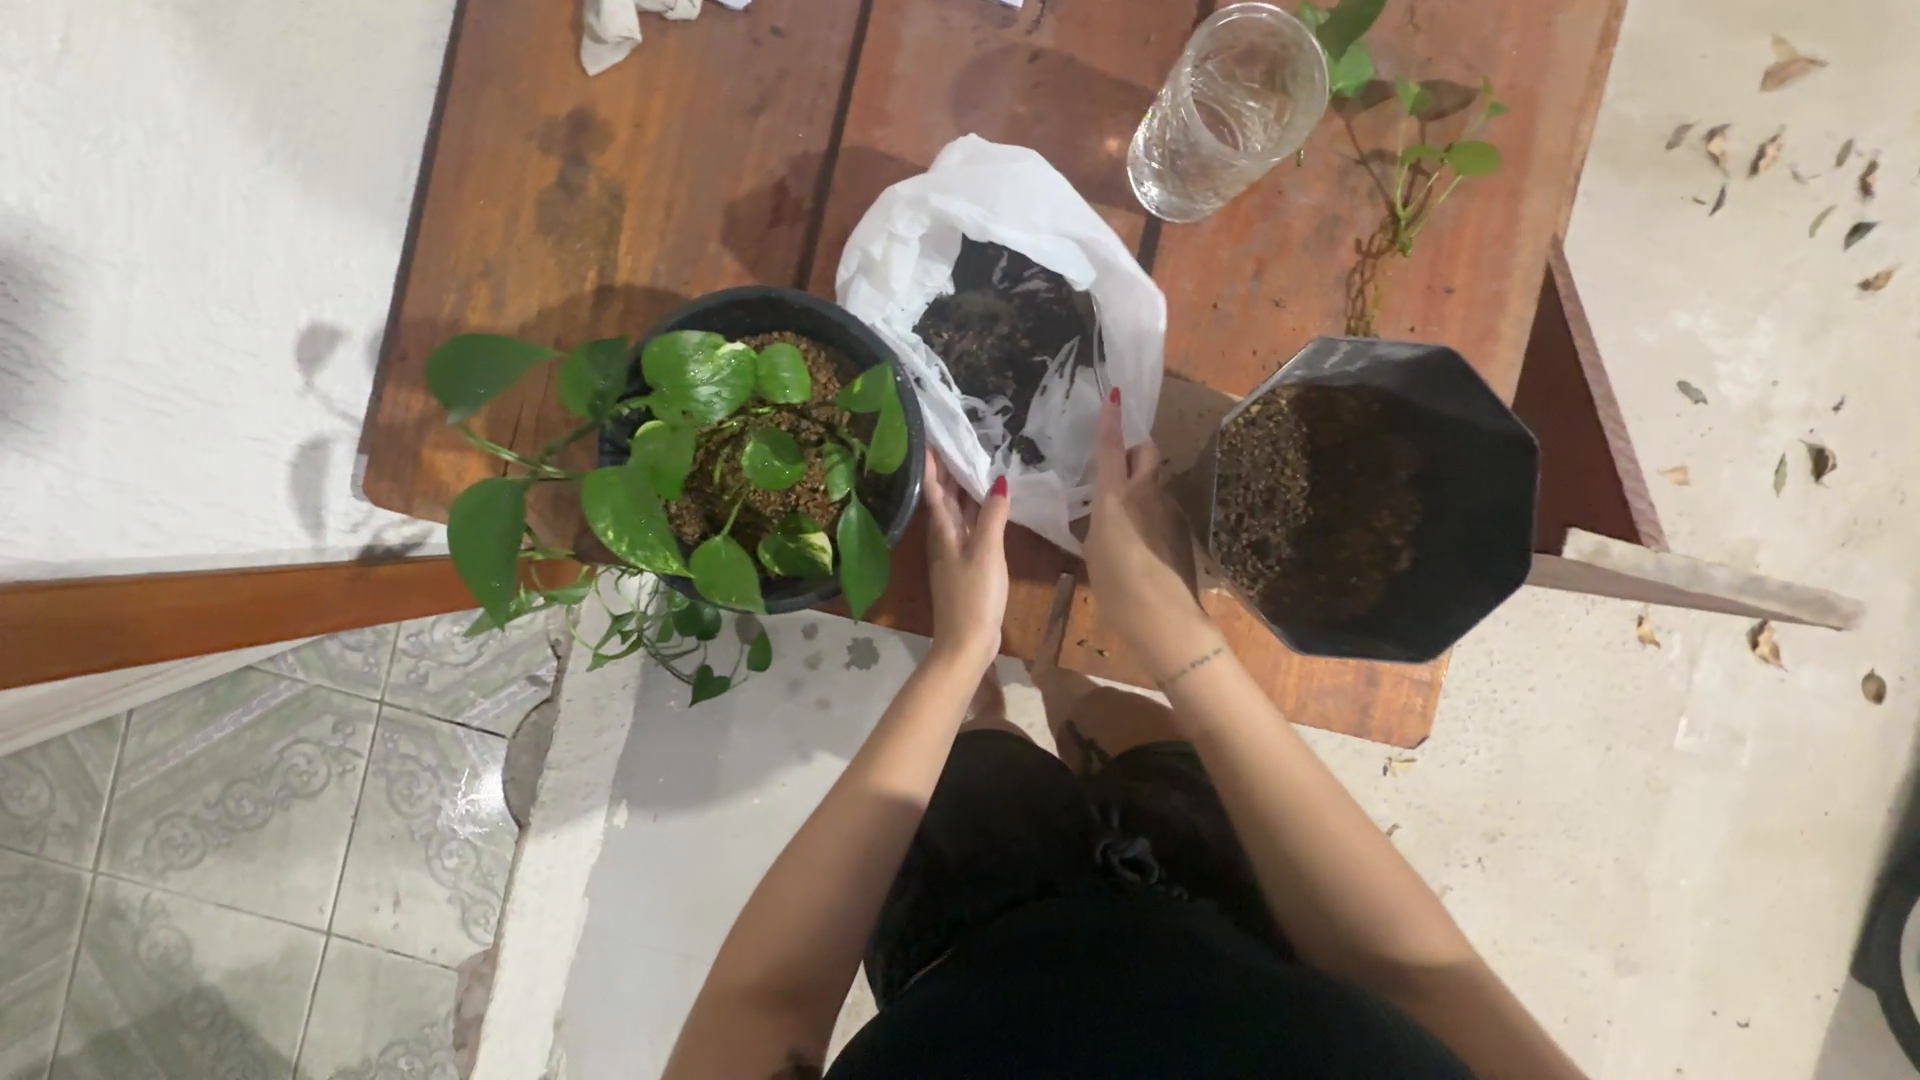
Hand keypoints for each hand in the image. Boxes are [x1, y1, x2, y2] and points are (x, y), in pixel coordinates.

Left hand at [923, 449, 1009, 671]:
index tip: (932, 440)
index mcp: (943, 533)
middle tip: (959, 445)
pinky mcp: (967, 568)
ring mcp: (955, 556)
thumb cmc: (974, 596)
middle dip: (950, 475)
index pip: (935, 491)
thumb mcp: (986, 552)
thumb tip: (998, 481)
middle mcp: (944, 540)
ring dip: (964, 493)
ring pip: (958, 516)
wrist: (966, 642)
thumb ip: (992, 516)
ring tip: (975, 466)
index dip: (934, 467)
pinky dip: (977, 516)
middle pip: (945, 502)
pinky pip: (970, 532)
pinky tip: (989, 510)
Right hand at [1084, 390, 1212, 674]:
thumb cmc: (1118, 587)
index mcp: (1116, 497)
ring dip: (1141, 485)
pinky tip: (1141, 542)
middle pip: (1147, 451)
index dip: (1110, 420)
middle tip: (1117, 463)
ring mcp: (1170, 510)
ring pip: (1155, 482)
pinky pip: (1162, 508)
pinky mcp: (1182, 530)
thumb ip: (1097, 525)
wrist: (1165, 617)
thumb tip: (1103, 517)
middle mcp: (1147, 494)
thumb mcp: (1093, 554)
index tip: (1114, 395)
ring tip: (1123, 513)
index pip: (1111, 448)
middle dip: (1133, 449)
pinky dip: (1150, 512)